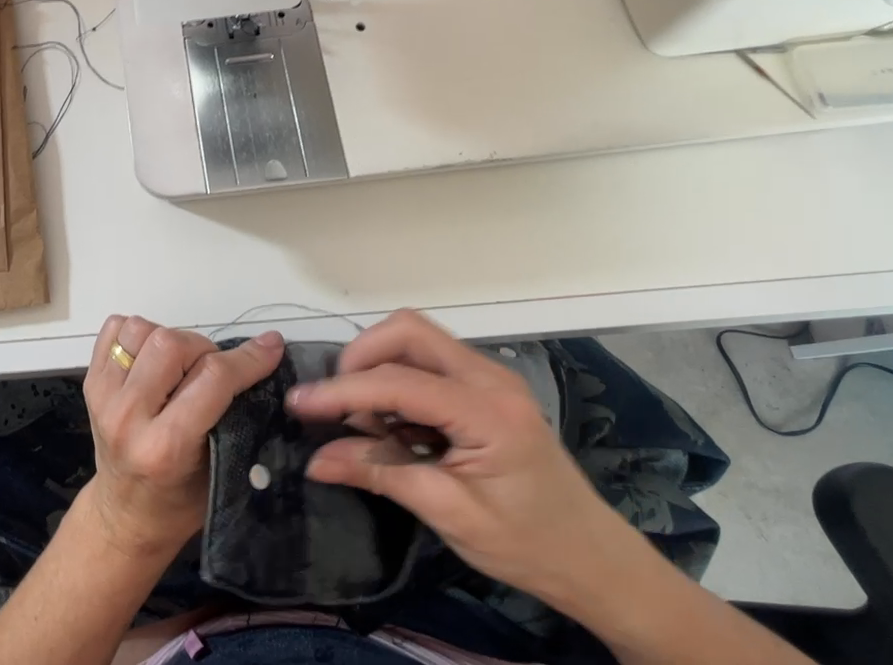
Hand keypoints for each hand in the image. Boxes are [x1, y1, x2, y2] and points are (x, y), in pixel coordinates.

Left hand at [79, 315, 282, 558]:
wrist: (125, 516)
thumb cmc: (181, 500)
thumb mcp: (222, 469)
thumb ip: (237, 415)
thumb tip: (265, 354)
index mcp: (165, 447)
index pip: (212, 379)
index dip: (248, 358)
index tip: (271, 346)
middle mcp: (128, 417)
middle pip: (171, 344)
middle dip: (204, 349)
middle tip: (212, 372)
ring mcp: (103, 397)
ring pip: (140, 329)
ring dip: (169, 339)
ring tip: (180, 367)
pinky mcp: (90, 383)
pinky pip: (114, 328)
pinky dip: (138, 335)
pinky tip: (152, 361)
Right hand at [287, 311, 652, 607]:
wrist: (595, 561)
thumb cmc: (528, 543)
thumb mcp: (449, 514)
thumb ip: (380, 474)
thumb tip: (316, 459)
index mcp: (488, 411)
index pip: (399, 381)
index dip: (342, 390)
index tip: (298, 405)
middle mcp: (489, 378)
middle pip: (407, 331)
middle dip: (360, 358)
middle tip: (338, 404)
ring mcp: (490, 378)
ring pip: (415, 340)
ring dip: (378, 368)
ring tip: (366, 423)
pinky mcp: (485, 389)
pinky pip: (428, 362)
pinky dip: (397, 380)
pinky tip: (393, 425)